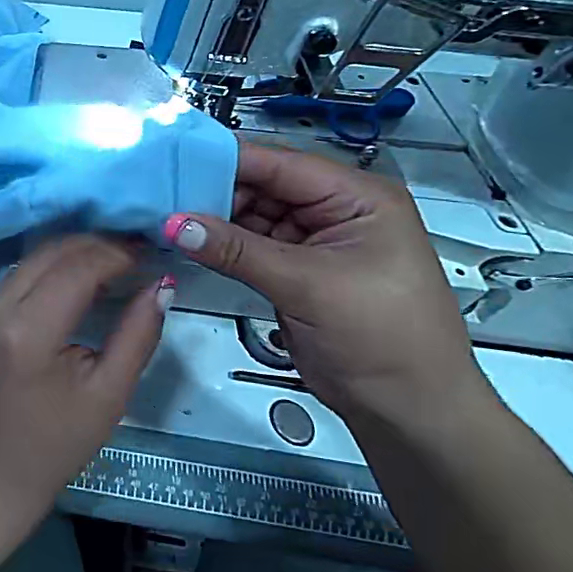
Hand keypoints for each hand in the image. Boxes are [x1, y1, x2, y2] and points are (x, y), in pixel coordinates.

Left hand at [0, 236, 170, 515]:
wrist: (2, 465)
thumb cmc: (62, 438)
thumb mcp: (111, 392)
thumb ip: (138, 333)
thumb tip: (162, 283)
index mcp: (29, 333)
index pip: (77, 270)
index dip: (117, 255)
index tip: (153, 254)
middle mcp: (0, 308)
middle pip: (55, 252)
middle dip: (101, 244)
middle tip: (142, 250)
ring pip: (40, 254)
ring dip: (81, 249)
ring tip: (122, 257)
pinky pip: (28, 268)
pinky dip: (61, 262)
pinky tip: (90, 271)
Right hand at [163, 142, 488, 427]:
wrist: (411, 413)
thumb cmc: (380, 337)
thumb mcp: (308, 285)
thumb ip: (238, 251)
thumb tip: (174, 223)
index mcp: (356, 196)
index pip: (282, 164)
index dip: (228, 160)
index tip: (174, 158)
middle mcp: (336, 209)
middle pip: (266, 187)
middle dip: (216, 191)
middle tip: (161, 194)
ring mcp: (316, 242)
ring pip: (255, 217)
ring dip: (216, 220)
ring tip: (165, 215)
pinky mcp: (299, 272)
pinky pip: (255, 248)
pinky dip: (225, 246)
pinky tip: (189, 242)